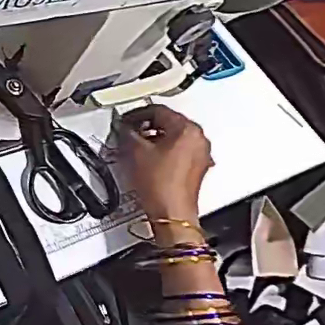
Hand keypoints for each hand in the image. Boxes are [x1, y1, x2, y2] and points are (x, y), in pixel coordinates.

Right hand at [118, 104, 212, 230]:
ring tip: (138, 145)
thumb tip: (124, 128)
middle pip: (169, 122)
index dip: (137, 114)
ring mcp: (200, 154)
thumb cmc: (161, 186)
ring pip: (175, 136)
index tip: (126, 120)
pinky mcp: (198, 167)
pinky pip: (180, 150)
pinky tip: (150, 158)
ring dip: (155, 137)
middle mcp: (198, 139)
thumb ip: (128, 133)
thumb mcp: (135, 152)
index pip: (158, 111)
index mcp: (187, 129)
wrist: (171, 214)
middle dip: (147, 125)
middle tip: (130, 130)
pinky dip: (165, 150)